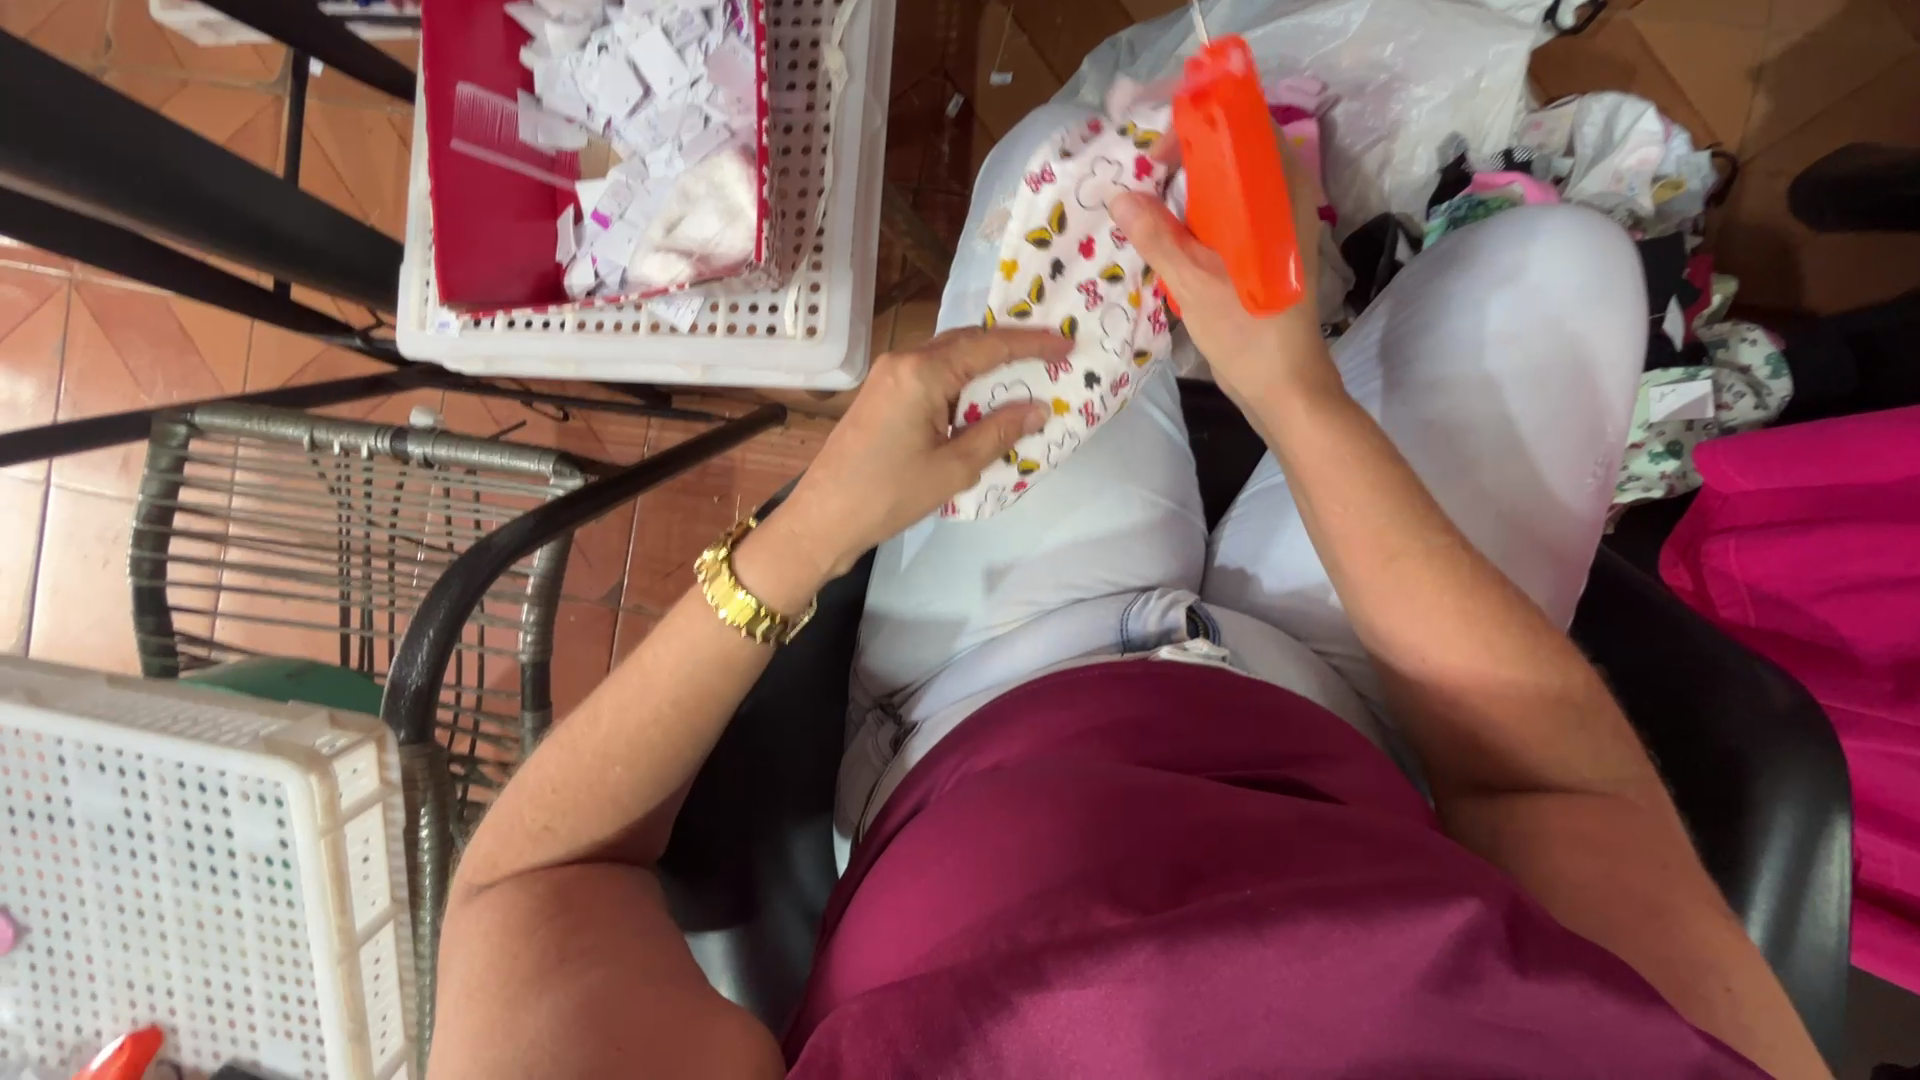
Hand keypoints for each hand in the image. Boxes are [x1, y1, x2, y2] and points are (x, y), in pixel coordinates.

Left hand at [769, 327, 1062, 576]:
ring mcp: (886, 376)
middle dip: (1007, 348)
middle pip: (965, 342)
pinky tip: (979, 402)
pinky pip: (929, 376)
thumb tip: (1038, 409)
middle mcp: (902, 361)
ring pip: (946, 357)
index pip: (987, 347)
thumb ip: (998, 433)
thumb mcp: (953, 468)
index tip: (1066, 345)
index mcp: (921, 372)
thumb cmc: (888, 495)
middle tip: (1048, 356)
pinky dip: (959, 383)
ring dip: (983, 367)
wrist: (823, 518)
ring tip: (1021, 378)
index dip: (1031, 344)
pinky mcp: (879, 395)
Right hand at [1116, 129, 1333, 404]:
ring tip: (1146, 204)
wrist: (1281, 383)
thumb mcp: (1193, 282)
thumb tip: (1119, 196)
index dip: (1198, 126)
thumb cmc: (1246, 331)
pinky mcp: (1264, 249)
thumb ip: (1156, 236)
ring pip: (1228, 185)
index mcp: (1276, 194)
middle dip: (1185, 158)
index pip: (1244, 125)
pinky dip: (1197, 216)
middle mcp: (1283, 198)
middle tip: (1142, 178)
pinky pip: (1228, 213)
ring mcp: (1275, 225)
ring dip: (1188, 190)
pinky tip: (1167, 235)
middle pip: (1232, 153)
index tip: (1155, 154)